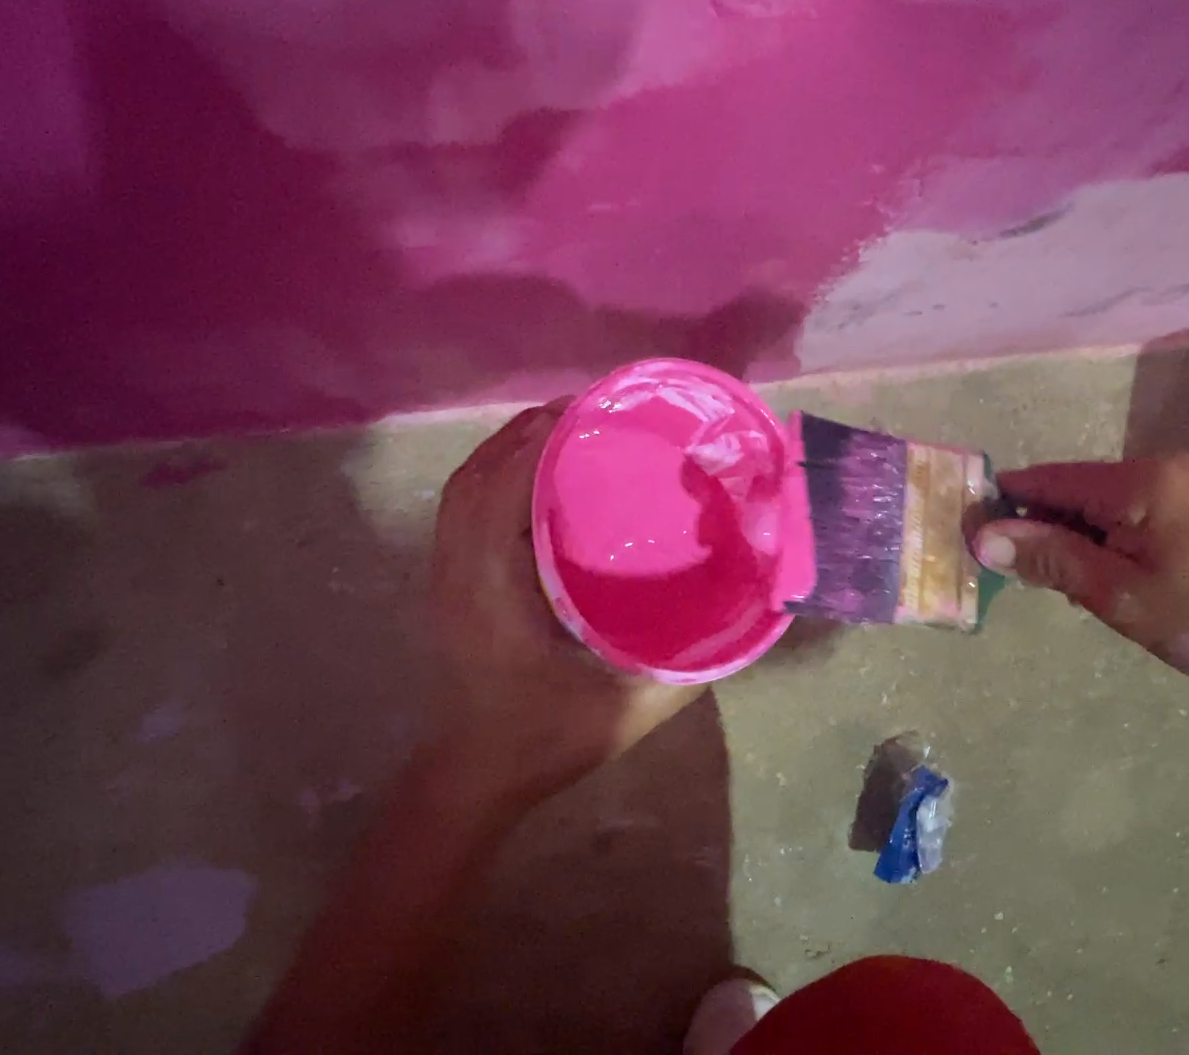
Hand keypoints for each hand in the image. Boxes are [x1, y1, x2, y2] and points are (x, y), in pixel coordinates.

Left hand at [426, 400, 705, 809]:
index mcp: (494, 593)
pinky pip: (459, 508)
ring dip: (507, 448)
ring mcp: (443, 577)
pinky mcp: (447, 584)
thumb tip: (745, 618)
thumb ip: (689, 668)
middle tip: (592, 413)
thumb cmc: (546, 743)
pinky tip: (535, 478)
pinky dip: (493, 475)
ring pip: (461, 487)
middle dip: (528, 432)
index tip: (591, 411)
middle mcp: (458, 573)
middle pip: (477, 474)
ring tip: (566, 431)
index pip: (502, 491)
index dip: (539, 441)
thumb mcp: (630, 711)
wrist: (476, 777)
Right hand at [973, 455, 1188, 707]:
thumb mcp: (1117, 595)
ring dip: (1068, 541)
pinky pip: (1127, 517)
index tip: (968, 540)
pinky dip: (1101, 544)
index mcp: (1142, 479)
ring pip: (1097, 507)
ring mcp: (1184, 489)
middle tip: (1014, 578)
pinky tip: (1099, 581)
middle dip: (1037, 528)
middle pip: (1071, 490)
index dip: (1003, 506)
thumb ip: (1049, 558)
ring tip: (1056, 587)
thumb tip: (980, 535)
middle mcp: (1162, 469)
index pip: (1046, 479)